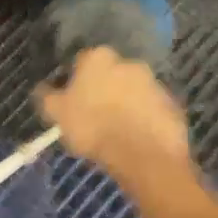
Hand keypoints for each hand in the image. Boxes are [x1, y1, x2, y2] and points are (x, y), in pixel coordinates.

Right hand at [35, 47, 192, 181]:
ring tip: (120, 131)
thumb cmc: (94, 128)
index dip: (77, 80)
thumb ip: (46, 95)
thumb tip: (42, 88)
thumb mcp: (56, 112)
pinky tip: (139, 140)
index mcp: (98, 57)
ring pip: (136, 92)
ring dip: (129, 104)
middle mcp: (129, 63)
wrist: (145, 159)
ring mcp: (156, 86)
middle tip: (98, 113)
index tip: (75, 99)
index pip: (83, 61)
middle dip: (107, 89)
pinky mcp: (176, 109)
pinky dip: (148, 121)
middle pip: (113, 74)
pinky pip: (155, 112)